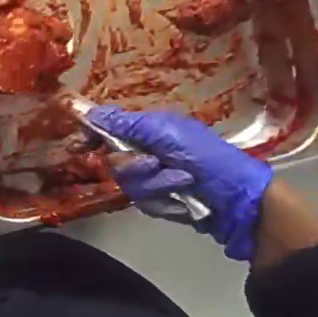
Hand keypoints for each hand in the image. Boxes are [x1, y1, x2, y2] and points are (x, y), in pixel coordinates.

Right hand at [85, 105, 273, 260]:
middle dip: (136, 168)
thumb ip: (130, 126)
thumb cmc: (207, 159)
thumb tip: (92, 112)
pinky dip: (163, 204)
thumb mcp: (168, 136)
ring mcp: (155, 177)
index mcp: (152, 128)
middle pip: (116, 161)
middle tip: (156, 165)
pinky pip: (144, 203)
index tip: (81, 145)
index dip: (95, 135)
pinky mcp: (160, 200)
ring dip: (155, 187)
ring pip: (129, 185)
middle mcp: (150, 150)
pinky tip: (182, 202)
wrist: (236, 201)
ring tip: (182, 185)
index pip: (111, 128)